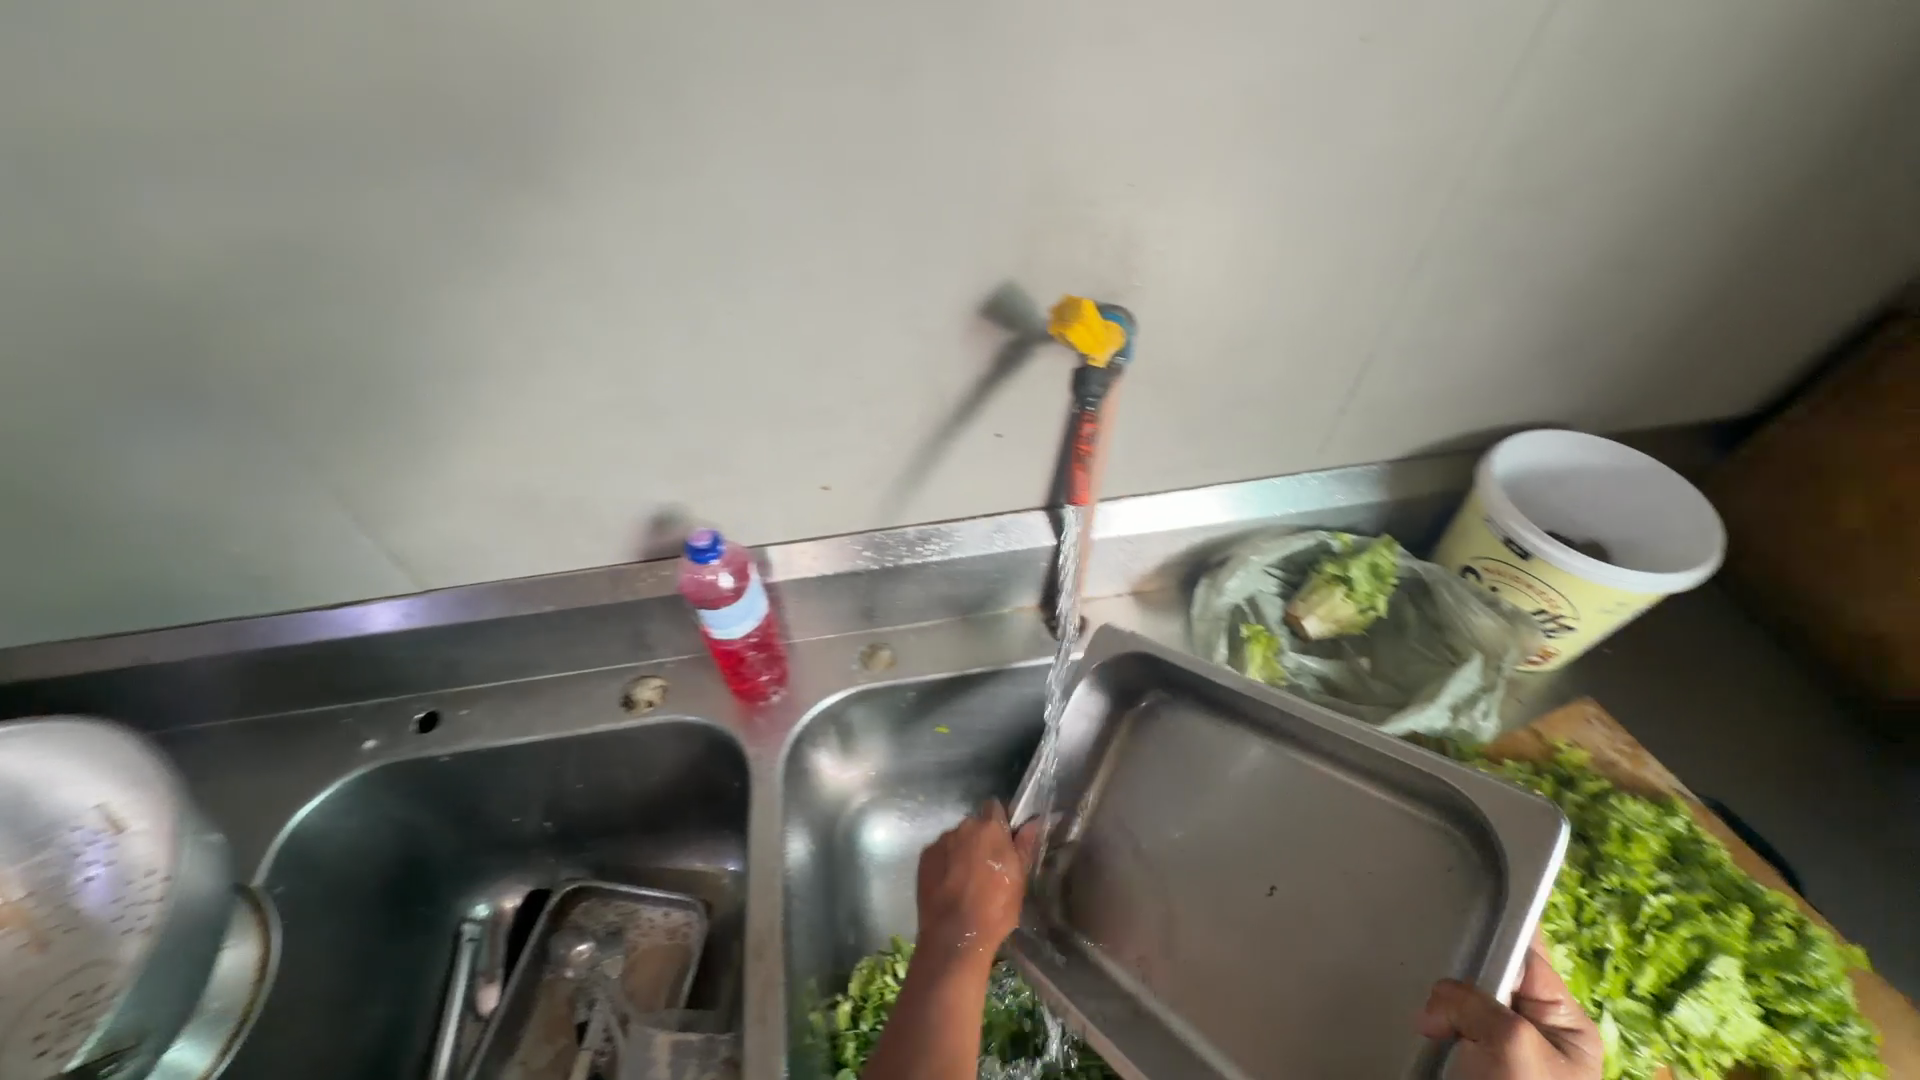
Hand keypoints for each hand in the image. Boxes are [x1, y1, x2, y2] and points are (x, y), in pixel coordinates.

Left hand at [914, 799, 1040, 957]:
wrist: (954, 936)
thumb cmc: (995, 908)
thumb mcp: (1019, 878)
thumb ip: (1024, 845)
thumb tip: (1033, 820)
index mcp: (990, 827)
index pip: (996, 806)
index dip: (1001, 820)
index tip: (1006, 839)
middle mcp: (963, 827)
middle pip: (975, 824)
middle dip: (981, 838)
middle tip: (988, 865)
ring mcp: (941, 841)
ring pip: (956, 839)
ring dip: (963, 850)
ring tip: (967, 879)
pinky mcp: (924, 858)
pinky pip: (940, 853)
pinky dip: (945, 863)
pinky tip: (950, 885)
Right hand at [1418, 934, 1603, 1079]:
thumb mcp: (1510, 1041)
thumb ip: (1471, 999)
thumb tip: (1435, 1004)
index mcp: (1564, 1022)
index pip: (1527, 956)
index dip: (1494, 932)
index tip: (1459, 906)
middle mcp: (1533, 1030)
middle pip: (1487, 975)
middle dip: (1458, 977)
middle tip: (1441, 996)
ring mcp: (1499, 1049)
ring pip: (1460, 1001)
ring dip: (1440, 1005)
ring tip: (1430, 1022)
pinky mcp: (1467, 1062)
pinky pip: (1444, 1025)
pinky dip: (1431, 1023)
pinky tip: (1424, 1029)